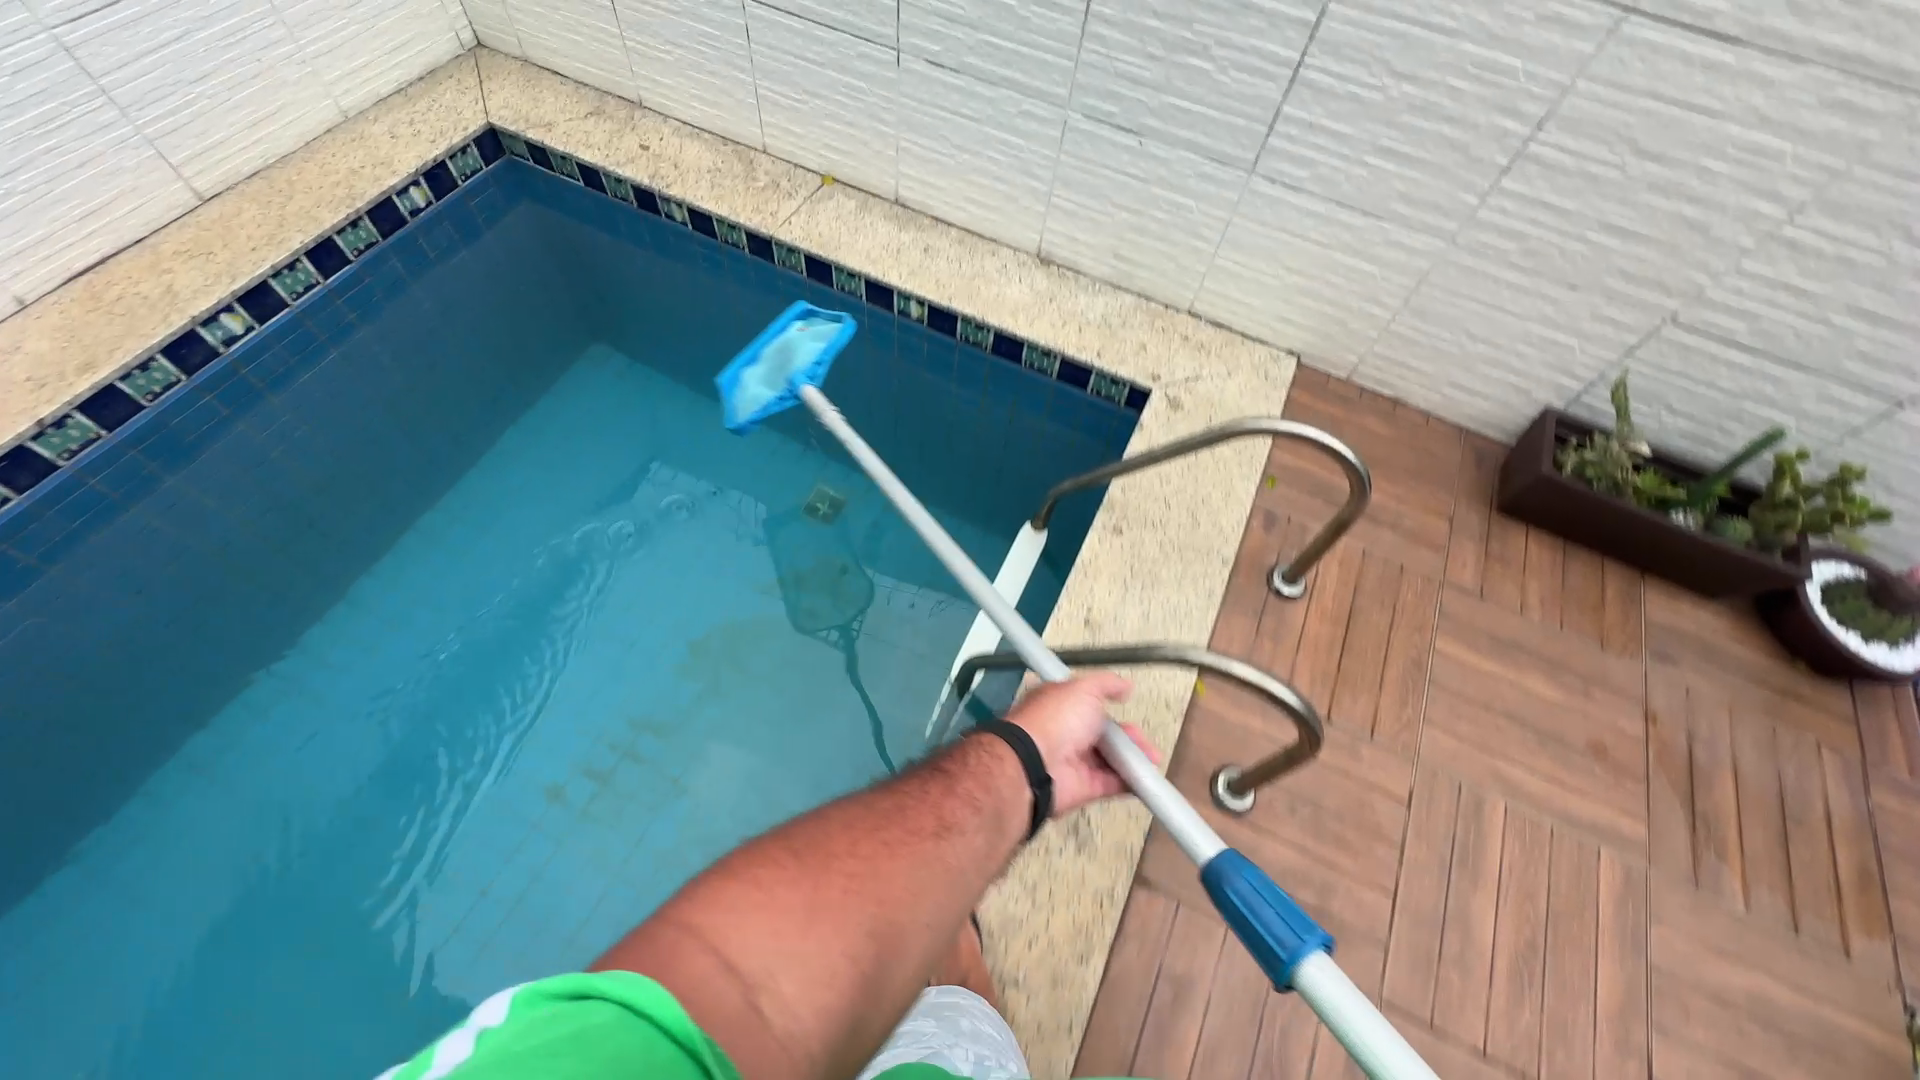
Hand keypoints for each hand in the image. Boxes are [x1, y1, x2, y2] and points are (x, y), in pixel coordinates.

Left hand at [1004, 672, 1160, 817]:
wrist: (1036, 764)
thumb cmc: (1056, 718)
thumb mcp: (1084, 688)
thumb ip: (1106, 684)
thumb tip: (1125, 685)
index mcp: (1060, 706)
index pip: (1089, 705)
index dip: (1110, 708)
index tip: (1128, 707)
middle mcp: (1066, 733)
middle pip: (1105, 736)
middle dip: (1129, 738)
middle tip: (1146, 743)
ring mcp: (1074, 762)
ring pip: (1111, 760)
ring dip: (1134, 760)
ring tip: (1152, 759)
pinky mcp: (1084, 788)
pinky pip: (1113, 784)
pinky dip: (1131, 782)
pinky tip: (1147, 778)